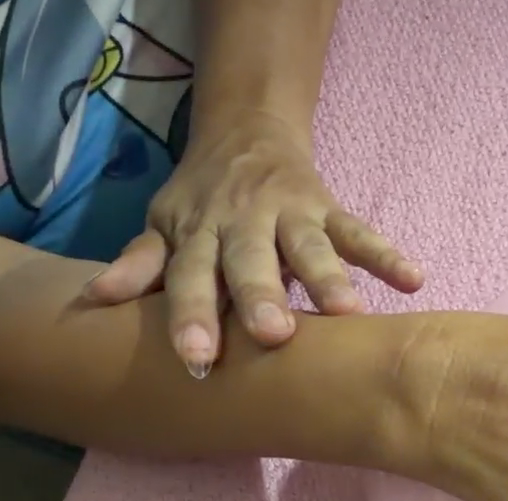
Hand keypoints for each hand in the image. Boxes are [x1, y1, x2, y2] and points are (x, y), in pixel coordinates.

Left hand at [84, 111, 422, 377]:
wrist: (246, 133)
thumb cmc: (202, 200)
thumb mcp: (165, 226)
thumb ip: (141, 264)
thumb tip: (94, 301)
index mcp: (200, 233)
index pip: (191, 277)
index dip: (191, 315)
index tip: (197, 360)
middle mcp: (244, 221)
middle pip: (251, 261)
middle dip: (263, 295)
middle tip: (274, 336)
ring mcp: (291, 213)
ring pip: (312, 246)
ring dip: (331, 277)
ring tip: (351, 313)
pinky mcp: (330, 209)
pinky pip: (360, 231)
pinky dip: (386, 254)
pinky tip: (413, 279)